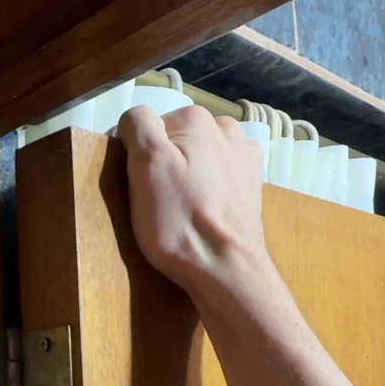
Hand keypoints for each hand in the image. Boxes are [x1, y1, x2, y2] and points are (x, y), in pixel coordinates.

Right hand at [118, 105, 274, 308]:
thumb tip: (133, 118)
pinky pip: (217, 171)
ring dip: (185, 172)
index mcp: (195, 119)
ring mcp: (243, 153)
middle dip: (161, 162)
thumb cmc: (178, 221)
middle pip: (172, 138)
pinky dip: (206, 183)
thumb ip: (137, 126)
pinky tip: (203, 206)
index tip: (135, 186)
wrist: (224, 266)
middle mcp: (224, 126)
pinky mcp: (251, 180)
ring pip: (196, 154)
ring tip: (180, 206)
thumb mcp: (146, 167)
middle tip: (155, 200)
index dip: (133, 156)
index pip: (143, 125)